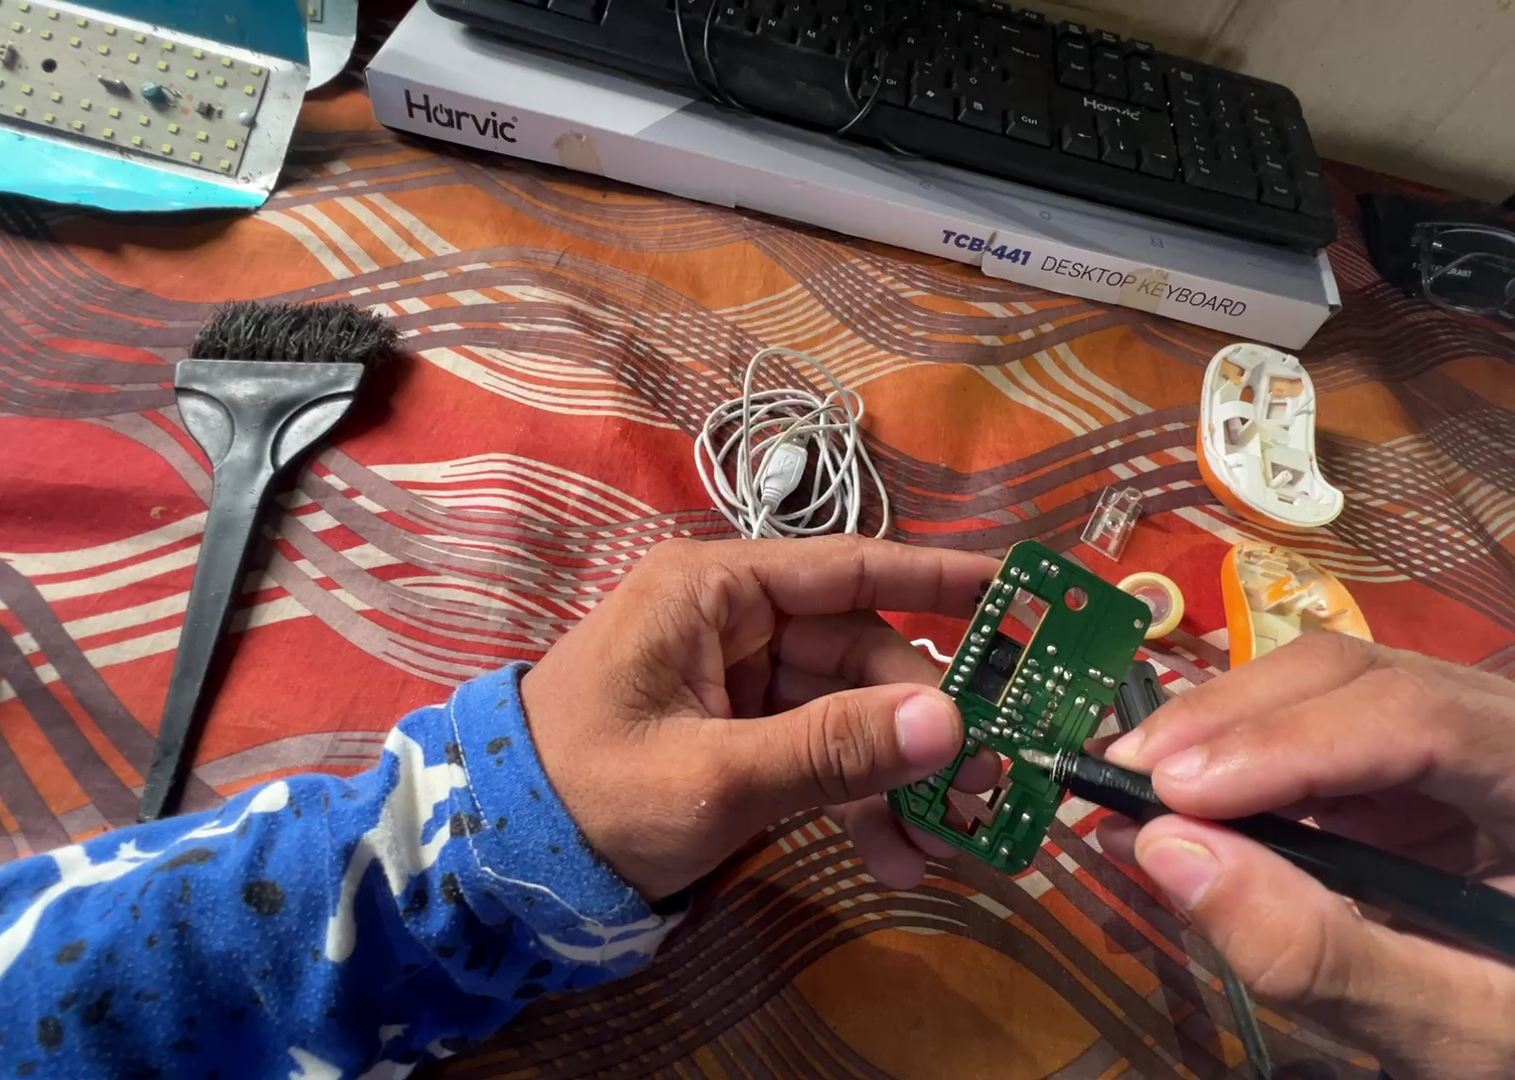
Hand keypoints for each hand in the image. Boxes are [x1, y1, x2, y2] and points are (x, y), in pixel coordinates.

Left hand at [522, 536, 1002, 900]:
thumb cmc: (587, 794)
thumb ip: (830, 750)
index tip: (1017, 591)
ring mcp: (737, 672)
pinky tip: (890, 849)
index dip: (938, 579)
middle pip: (858, 651)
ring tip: (938, 841)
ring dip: (892, 770)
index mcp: (714, 590)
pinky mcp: (736, 722)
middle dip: (919, 720)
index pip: (848, 568)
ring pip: (844, 705)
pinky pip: (813, 742)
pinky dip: (851, 790)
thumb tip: (951, 725)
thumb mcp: (712, 777)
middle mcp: (732, 616)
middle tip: (983, 783)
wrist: (497, 858)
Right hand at [1093, 633, 1514, 1077]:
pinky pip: (1312, 729)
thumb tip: (1161, 852)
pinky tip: (1188, 793)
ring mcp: (1481, 731)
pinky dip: (1238, 757)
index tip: (1171, 794)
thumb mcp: (1484, 1047)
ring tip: (1140, 782)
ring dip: (1220, 727)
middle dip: (1230, 720)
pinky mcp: (1423, 757)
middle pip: (1359, 675)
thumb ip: (1326, 958)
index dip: (1286, 744)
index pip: (1427, 720)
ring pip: (1323, 685)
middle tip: (1129, 775)